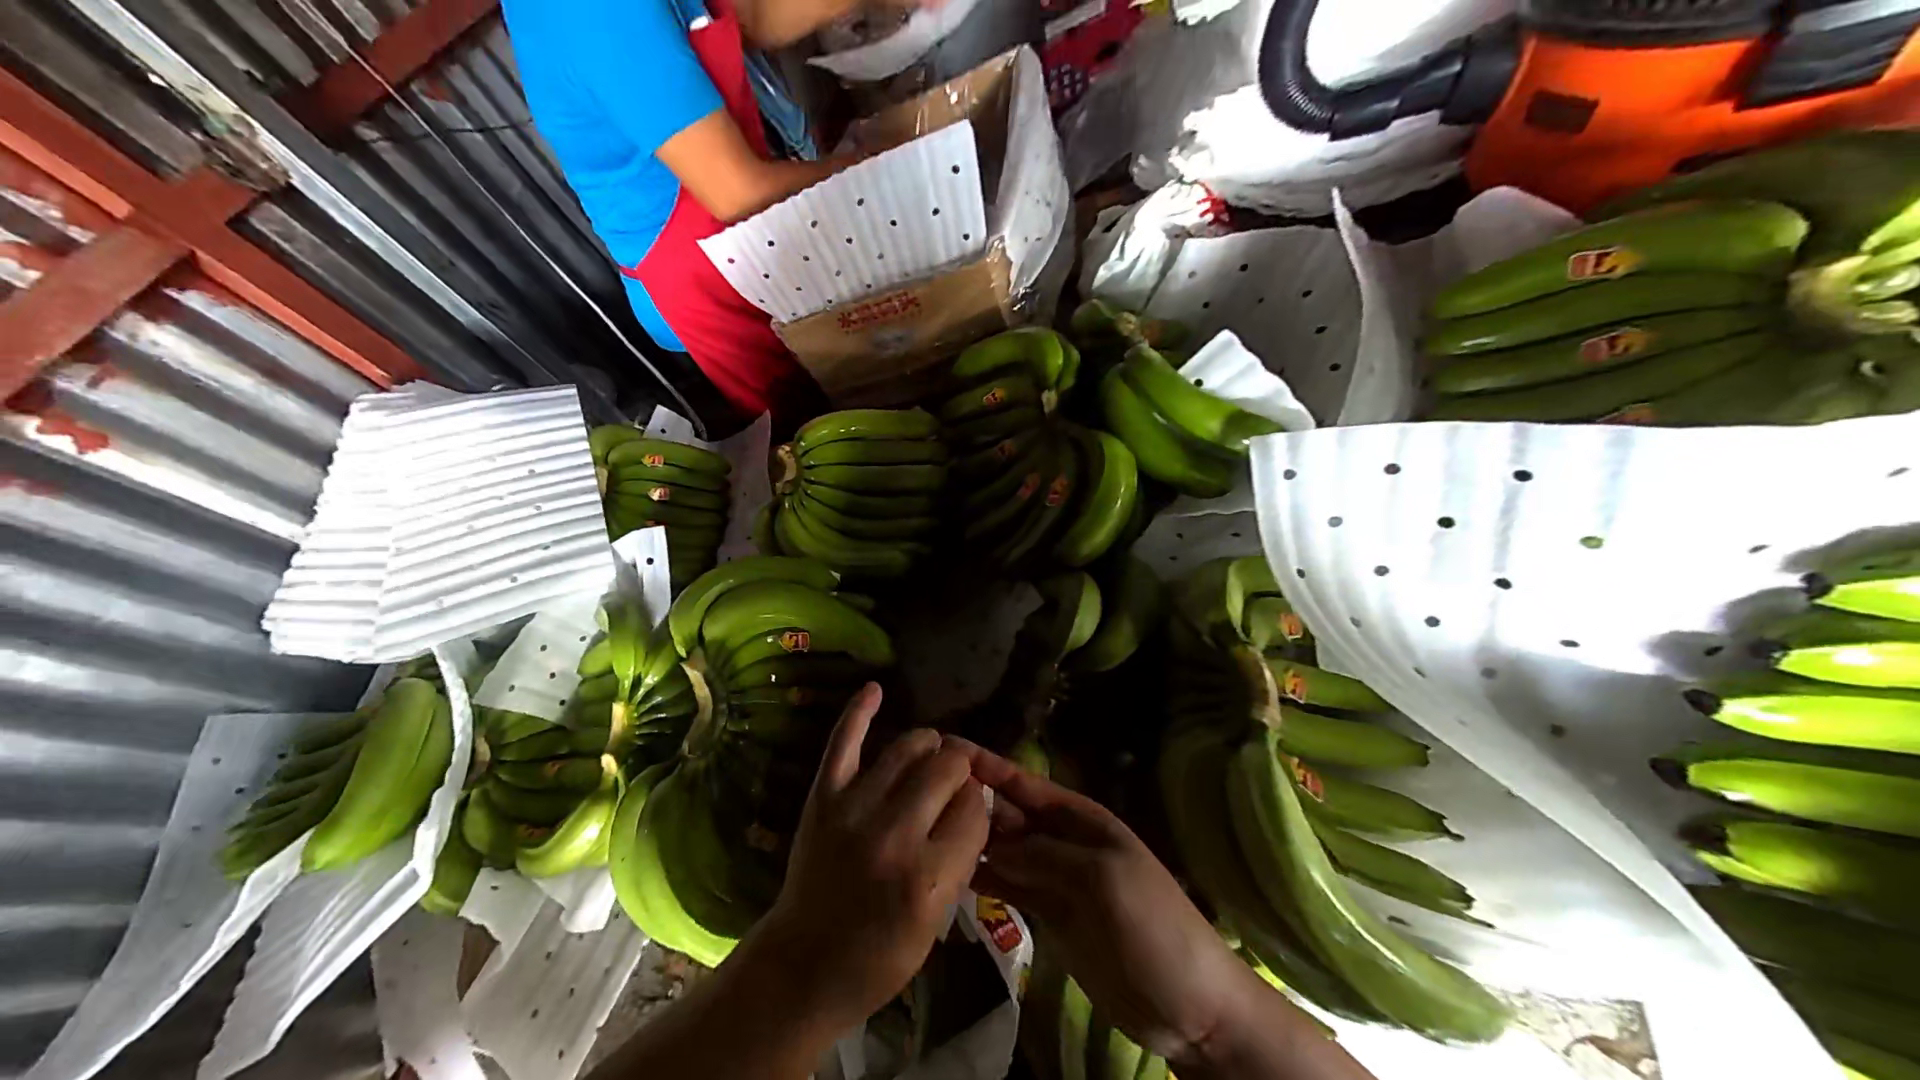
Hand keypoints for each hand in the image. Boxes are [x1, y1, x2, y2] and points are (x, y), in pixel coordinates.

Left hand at [747, 684, 990, 1030]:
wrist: (805, 964)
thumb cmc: (880, 955)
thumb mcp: (938, 919)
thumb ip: (961, 856)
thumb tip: (973, 799)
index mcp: (929, 875)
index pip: (974, 808)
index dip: (979, 804)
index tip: (971, 810)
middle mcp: (894, 834)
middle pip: (948, 769)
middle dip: (961, 769)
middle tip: (956, 781)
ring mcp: (854, 809)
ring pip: (908, 747)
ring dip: (929, 745)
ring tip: (933, 754)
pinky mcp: (823, 798)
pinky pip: (844, 743)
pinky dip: (859, 712)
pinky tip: (875, 688)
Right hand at [950, 739, 1252, 1058]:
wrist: (1188, 1003)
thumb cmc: (1153, 925)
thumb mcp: (1102, 878)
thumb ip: (1045, 854)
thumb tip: (992, 840)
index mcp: (1082, 818)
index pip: (1025, 784)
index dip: (987, 766)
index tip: (944, 750)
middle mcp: (1063, 840)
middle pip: (1009, 814)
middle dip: (971, 802)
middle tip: (917, 796)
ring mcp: (1054, 878)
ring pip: (1004, 850)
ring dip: (970, 840)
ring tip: (922, 831)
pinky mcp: (1049, 914)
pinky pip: (1008, 886)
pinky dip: (982, 879)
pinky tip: (947, 874)